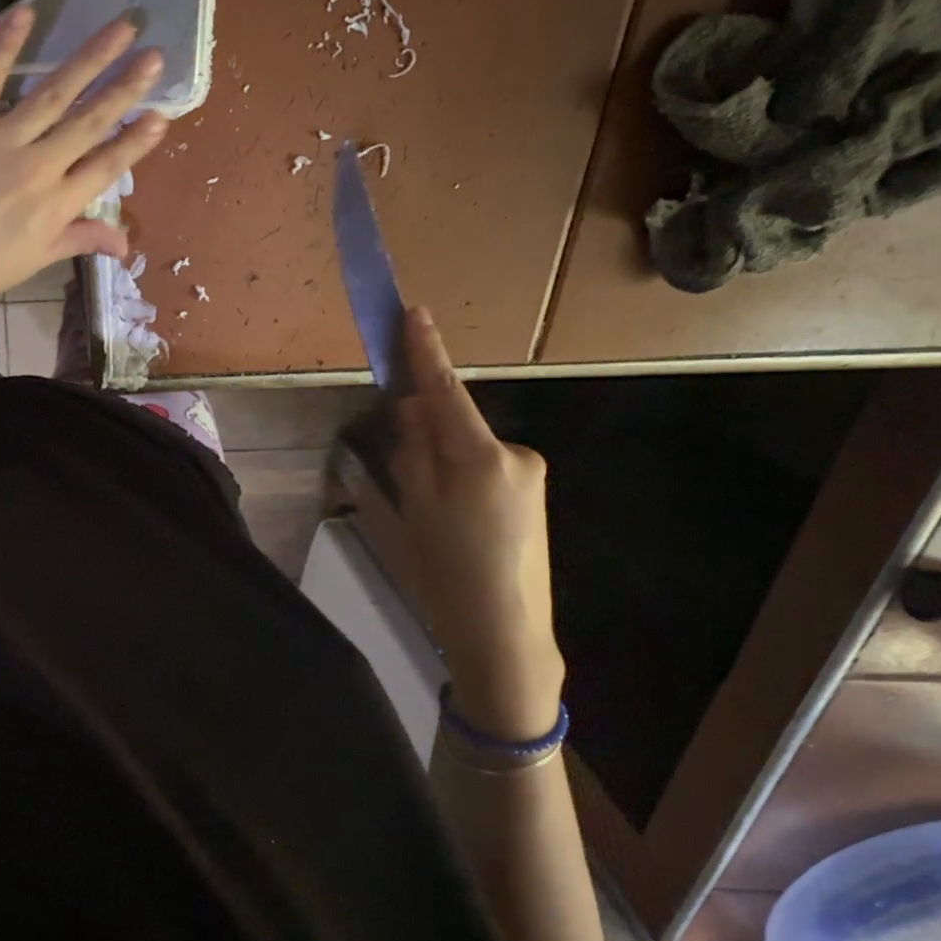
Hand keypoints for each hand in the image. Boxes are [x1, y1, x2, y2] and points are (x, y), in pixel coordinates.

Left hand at [0, 7, 169, 311]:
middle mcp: (37, 168)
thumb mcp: (34, 259)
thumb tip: (124, 244)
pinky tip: (26, 13)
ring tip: (120, 28)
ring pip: (53, 94)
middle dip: (125, 88)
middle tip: (154, 55)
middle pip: (88, 121)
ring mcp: (0, 143)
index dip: (136, 141)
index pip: (106, 166)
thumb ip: (79, 238)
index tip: (163, 115)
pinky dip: (5, 45)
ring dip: (89, 59)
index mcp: (56, 206)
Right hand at [390, 307, 563, 738]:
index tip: (413, 311)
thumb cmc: (446, 568)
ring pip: (469, 449)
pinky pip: (486, 470)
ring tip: (433, 517)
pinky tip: (457, 525)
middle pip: (455, 423)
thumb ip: (412, 448)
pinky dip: (463, 481)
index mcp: (479, 454)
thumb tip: (413, 405)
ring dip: (445, 463)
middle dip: (426, 433)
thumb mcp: (413, 505)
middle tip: (407, 481)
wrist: (503, 630)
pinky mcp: (533, 494)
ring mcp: (529, 473)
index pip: (444, 390)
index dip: (425, 351)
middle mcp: (514, 453)